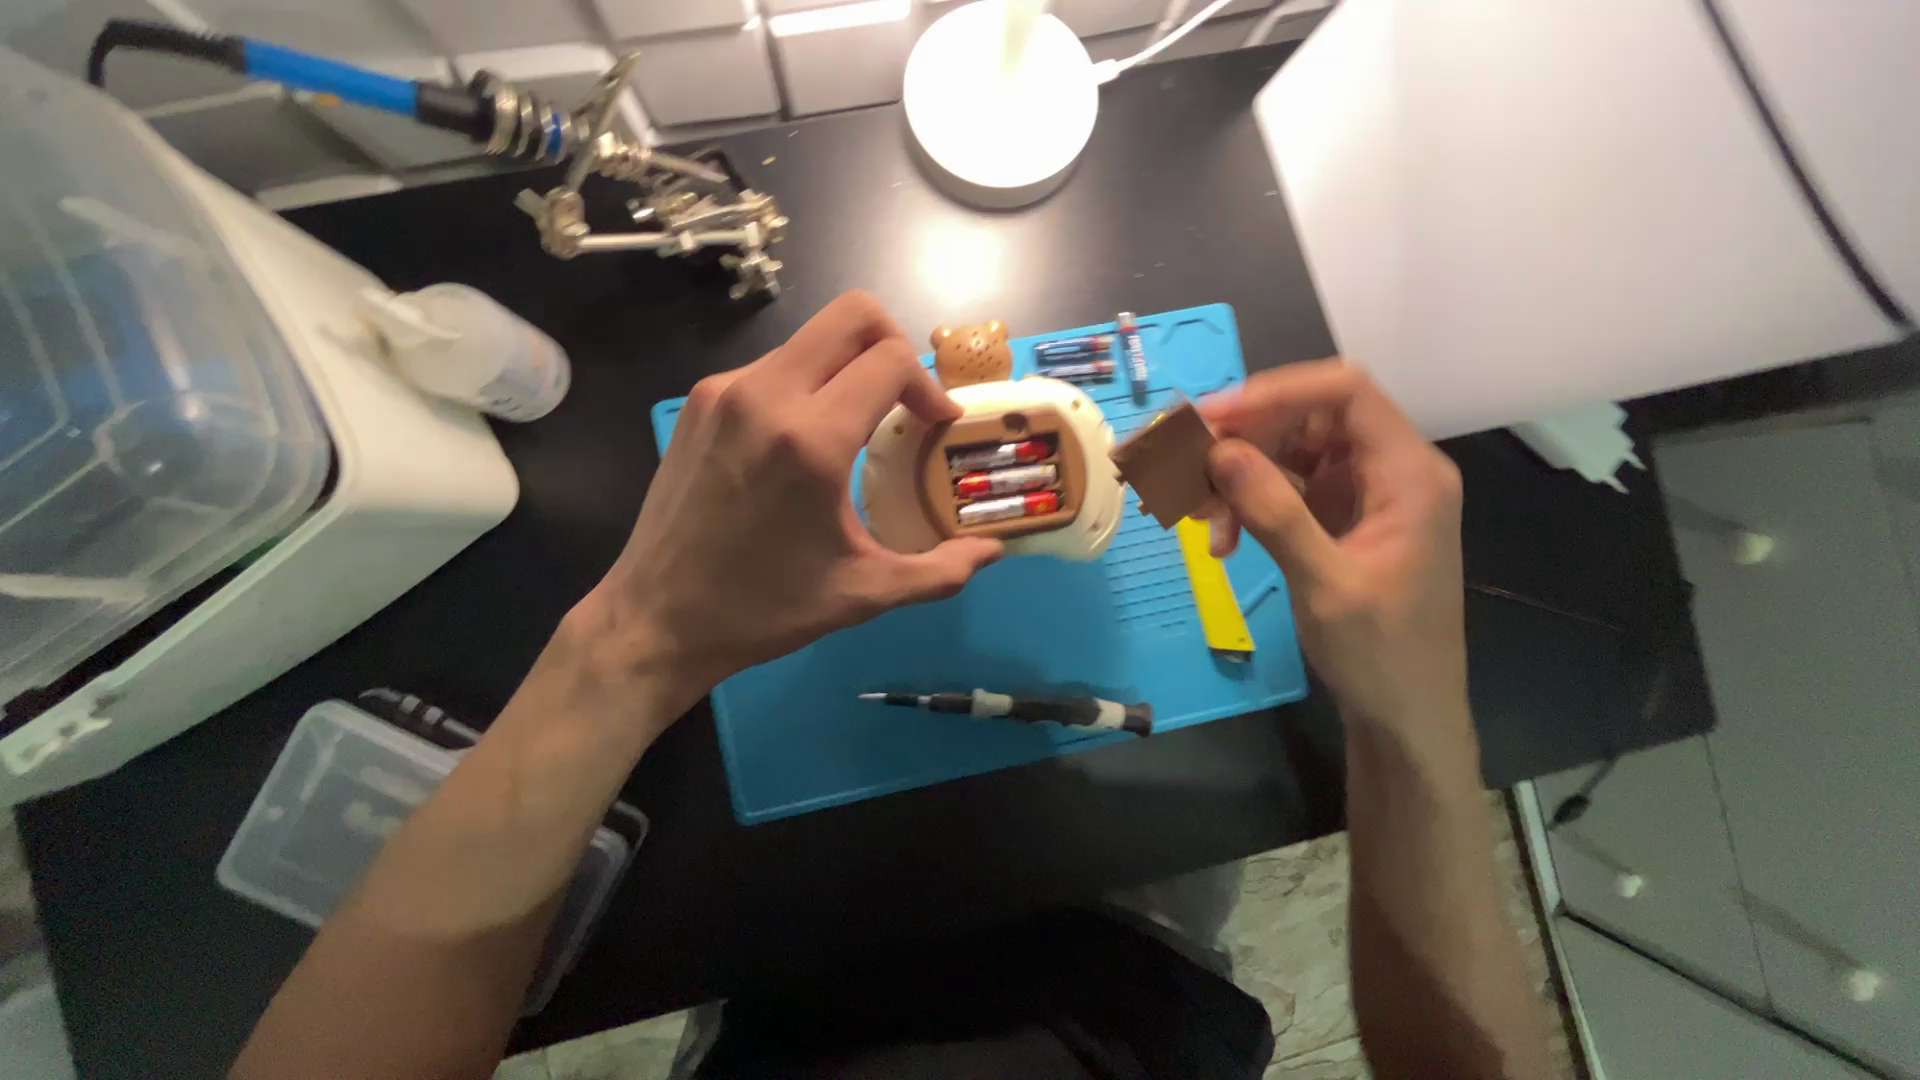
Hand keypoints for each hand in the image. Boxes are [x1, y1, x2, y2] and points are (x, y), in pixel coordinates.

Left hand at [567, 291, 1003, 720]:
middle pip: (851, 315)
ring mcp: (724, 391)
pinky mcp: (700, 402)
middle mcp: (765, 394)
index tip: (937, 424)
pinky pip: (772, 366)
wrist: (657, 618)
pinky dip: (806, 384)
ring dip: (848, 366)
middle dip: (895, 343)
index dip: (929, 384)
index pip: (890, 359)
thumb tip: (993, 552)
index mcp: (811, 439)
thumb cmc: (764, 609)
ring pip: (810, 338)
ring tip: (860, 423)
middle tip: (906, 398)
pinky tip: (806, 439)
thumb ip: (939, 571)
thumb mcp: (863, 593)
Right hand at [1199, 361, 1465, 728]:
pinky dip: (1247, 507)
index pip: (1345, 392)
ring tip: (1194, 517)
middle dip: (1241, 440)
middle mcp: (1388, 470)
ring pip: (1288, 455)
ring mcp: (1363, 494)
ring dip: (1235, 479)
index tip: (1210, 418)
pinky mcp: (1340, 518)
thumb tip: (1220, 451)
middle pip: (1307, 419)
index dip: (1274, 392)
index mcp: (1408, 474)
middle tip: (1182, 466)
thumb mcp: (1325, 584)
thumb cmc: (1381, 654)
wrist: (1407, 713)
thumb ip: (1274, 513)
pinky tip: (1221, 542)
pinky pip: (1285, 491)